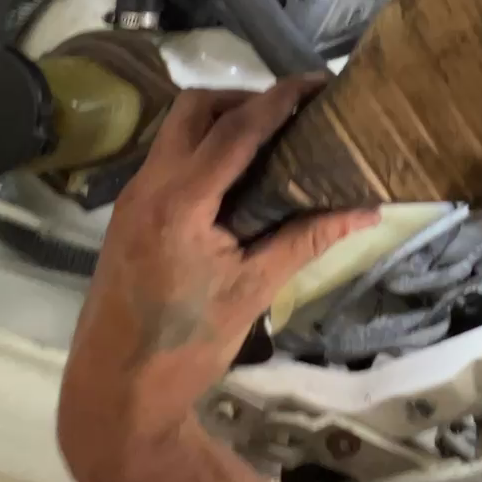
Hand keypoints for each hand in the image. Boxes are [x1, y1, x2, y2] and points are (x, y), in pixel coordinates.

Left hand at [58, 78, 377, 481]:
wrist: (111, 399)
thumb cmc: (185, 346)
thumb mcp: (256, 288)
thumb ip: (311, 236)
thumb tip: (370, 209)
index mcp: (179, 203)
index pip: (235, 129)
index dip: (279, 98)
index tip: (318, 82)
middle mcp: (148, 187)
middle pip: (195, 109)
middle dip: (246, 97)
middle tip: (293, 113)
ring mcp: (132, 199)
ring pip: (177, 128)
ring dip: (224, 119)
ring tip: (274, 137)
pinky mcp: (130, 215)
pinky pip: (171, 155)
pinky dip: (207, 146)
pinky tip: (241, 175)